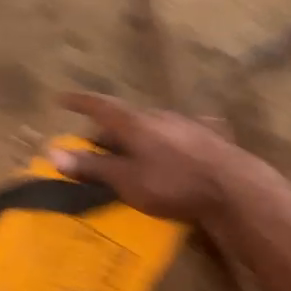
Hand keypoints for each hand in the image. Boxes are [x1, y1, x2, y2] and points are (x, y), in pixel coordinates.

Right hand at [46, 93, 251, 222]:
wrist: (239, 192)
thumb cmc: (173, 184)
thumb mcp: (125, 180)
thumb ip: (90, 166)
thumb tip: (51, 153)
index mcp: (135, 123)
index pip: (100, 105)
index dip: (79, 102)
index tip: (61, 99)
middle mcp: (160, 116)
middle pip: (126, 118)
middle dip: (108, 130)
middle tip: (95, 145)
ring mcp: (189, 125)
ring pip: (153, 126)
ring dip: (137, 137)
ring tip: (130, 151)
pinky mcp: (212, 139)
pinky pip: (180, 136)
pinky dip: (167, 142)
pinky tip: (174, 147)